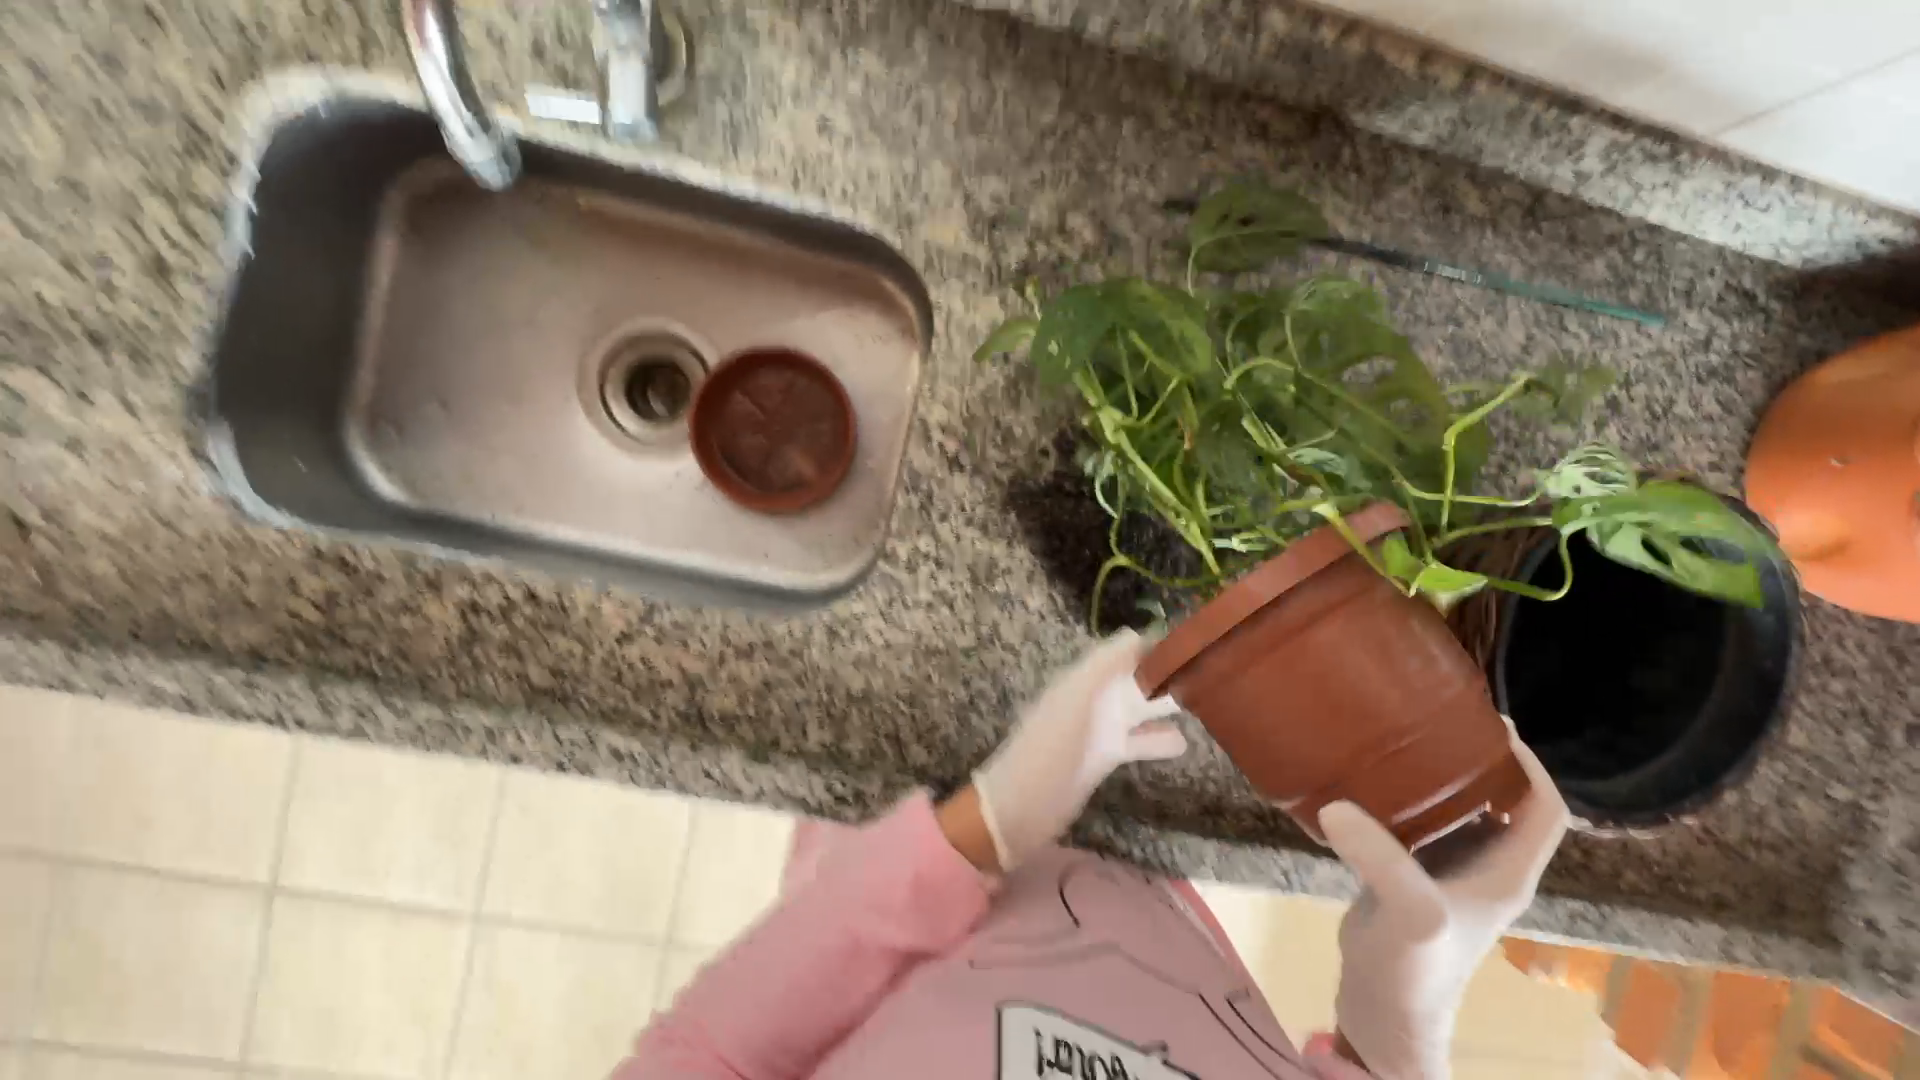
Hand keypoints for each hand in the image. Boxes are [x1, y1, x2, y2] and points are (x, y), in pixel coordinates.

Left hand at [970, 631, 1186, 870]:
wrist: (1018, 808)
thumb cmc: (1046, 750)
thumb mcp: (1074, 700)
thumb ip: (1103, 665)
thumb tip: (1139, 633)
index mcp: (1081, 679)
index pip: (1123, 651)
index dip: (1154, 646)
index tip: (1196, 645)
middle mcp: (1092, 698)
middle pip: (1134, 678)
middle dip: (1166, 673)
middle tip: (1213, 673)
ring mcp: (1098, 729)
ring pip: (1139, 709)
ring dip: (1166, 705)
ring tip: (1208, 702)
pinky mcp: (1103, 758)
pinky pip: (1137, 742)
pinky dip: (1158, 740)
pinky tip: (1184, 742)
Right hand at [1320, 730, 1568, 1079]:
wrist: (1381, 1009)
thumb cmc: (1415, 966)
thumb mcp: (1409, 913)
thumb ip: (1382, 861)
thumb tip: (1336, 805)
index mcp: (1506, 872)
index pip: (1543, 809)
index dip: (1530, 767)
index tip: (1493, 727)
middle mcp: (1484, 866)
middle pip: (1500, 802)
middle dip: (1480, 760)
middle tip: (1438, 720)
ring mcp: (1446, 871)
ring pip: (1456, 811)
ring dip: (1439, 777)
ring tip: (1402, 739)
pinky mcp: (1408, 874)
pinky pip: (1415, 824)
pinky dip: (1400, 797)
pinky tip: (1366, 780)